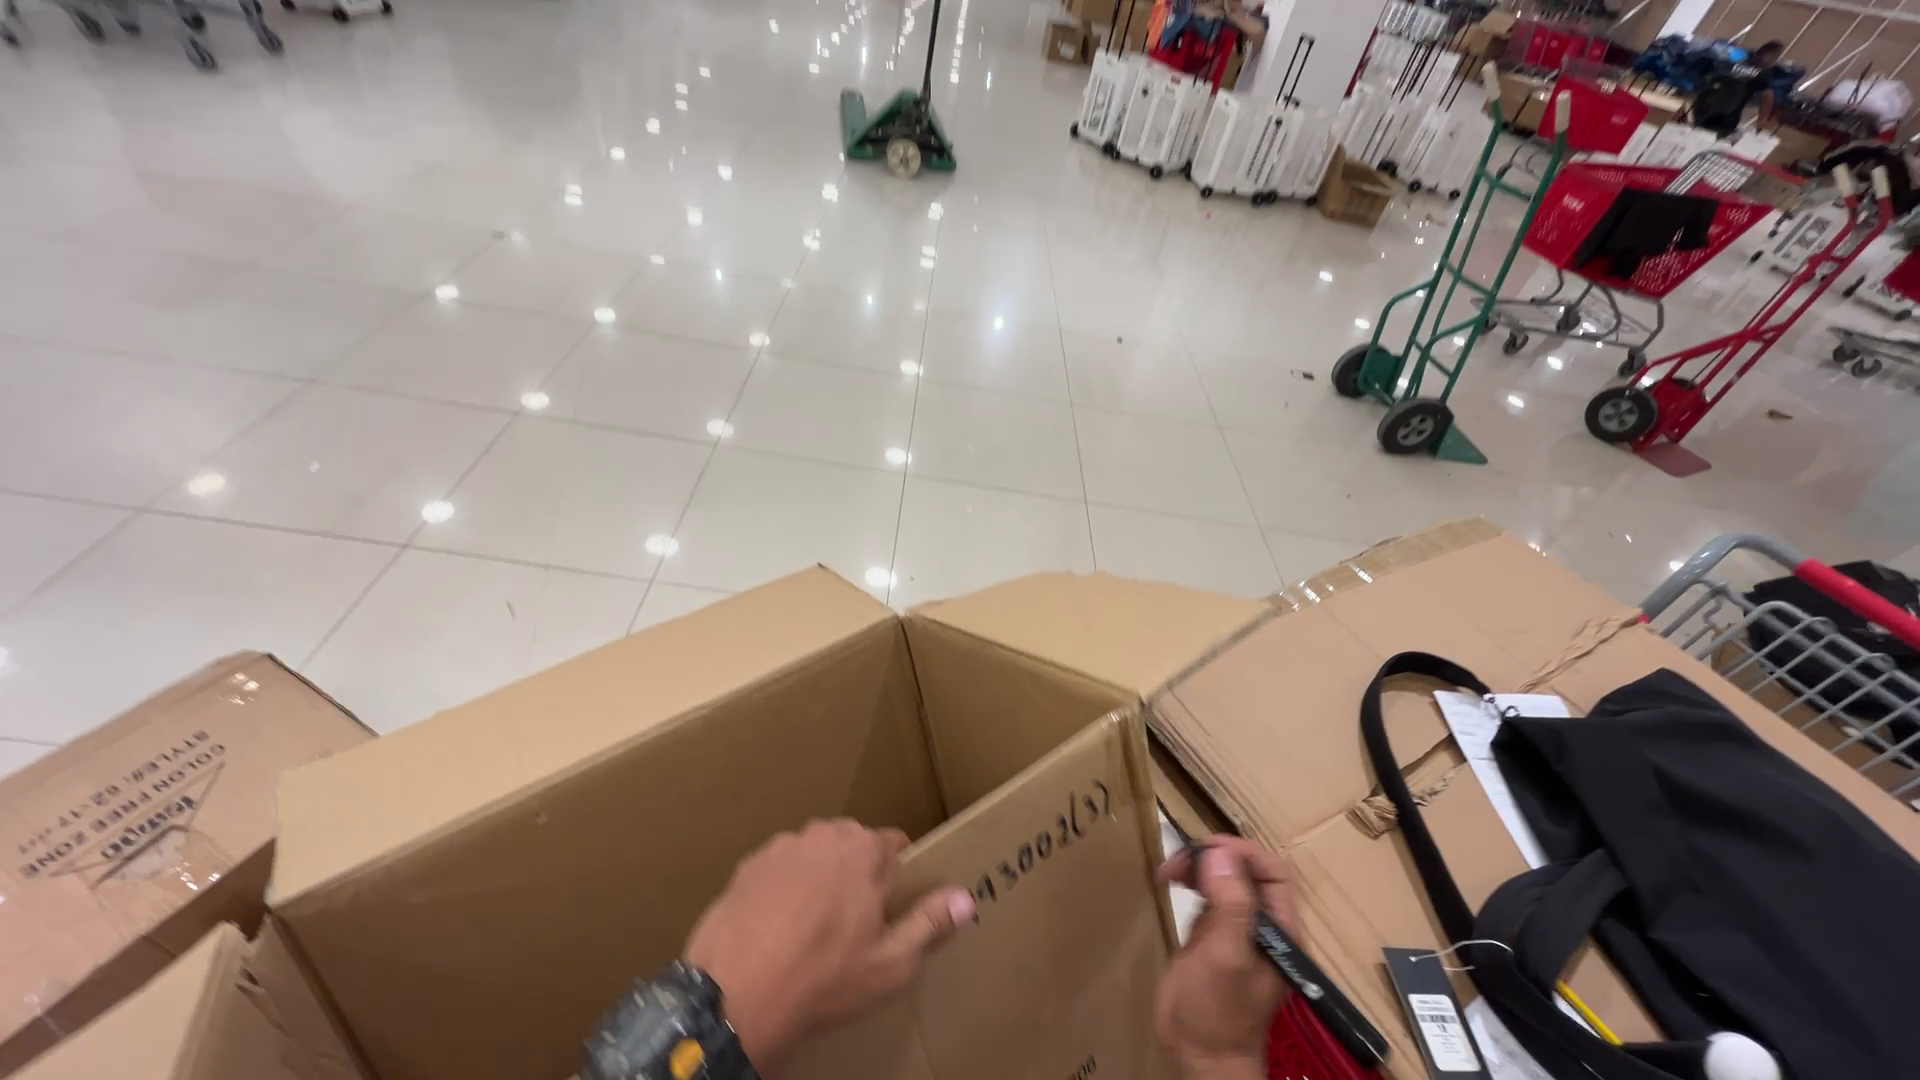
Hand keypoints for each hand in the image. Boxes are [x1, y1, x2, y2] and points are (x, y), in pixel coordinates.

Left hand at [683, 819, 975, 1069]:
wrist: (735, 997)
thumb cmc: (821, 981)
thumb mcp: (889, 963)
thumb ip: (930, 923)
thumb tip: (966, 898)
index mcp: (864, 850)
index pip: (894, 844)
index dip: (895, 875)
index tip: (889, 906)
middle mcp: (823, 834)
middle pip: (853, 846)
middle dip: (857, 874)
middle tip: (853, 922)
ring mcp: (781, 846)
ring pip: (815, 855)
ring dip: (819, 878)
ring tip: (813, 928)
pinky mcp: (748, 864)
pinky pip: (780, 868)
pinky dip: (784, 888)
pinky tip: (780, 926)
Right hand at [1155, 837, 1299, 1077]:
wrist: (1199, 1056)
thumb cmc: (1218, 1010)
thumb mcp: (1227, 955)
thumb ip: (1230, 904)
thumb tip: (1219, 853)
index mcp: (1280, 930)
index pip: (1273, 872)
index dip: (1243, 853)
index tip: (1207, 849)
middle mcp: (1261, 925)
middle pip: (1245, 871)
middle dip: (1214, 856)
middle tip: (1178, 860)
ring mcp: (1235, 931)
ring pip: (1223, 879)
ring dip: (1198, 866)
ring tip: (1169, 870)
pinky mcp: (1211, 938)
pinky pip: (1205, 896)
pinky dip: (1189, 883)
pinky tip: (1171, 884)